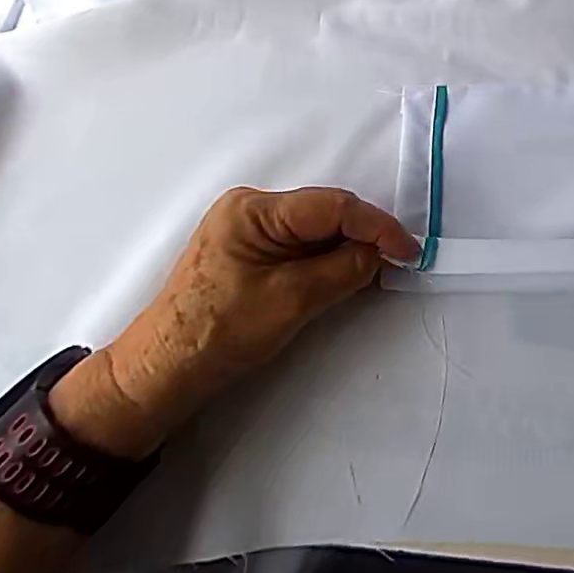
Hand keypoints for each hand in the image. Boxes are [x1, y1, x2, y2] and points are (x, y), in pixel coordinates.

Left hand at [50, 187, 418, 458]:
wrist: (165, 367)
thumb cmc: (220, 333)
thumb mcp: (292, 300)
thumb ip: (342, 270)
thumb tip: (378, 254)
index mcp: (254, 209)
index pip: (331, 205)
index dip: (376, 225)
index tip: (409, 250)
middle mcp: (250, 207)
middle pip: (322, 211)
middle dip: (361, 234)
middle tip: (395, 261)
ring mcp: (245, 226)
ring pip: (312, 228)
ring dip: (344, 246)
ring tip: (373, 270)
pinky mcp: (246, 247)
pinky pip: (296, 242)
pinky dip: (323, 257)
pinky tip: (340, 273)